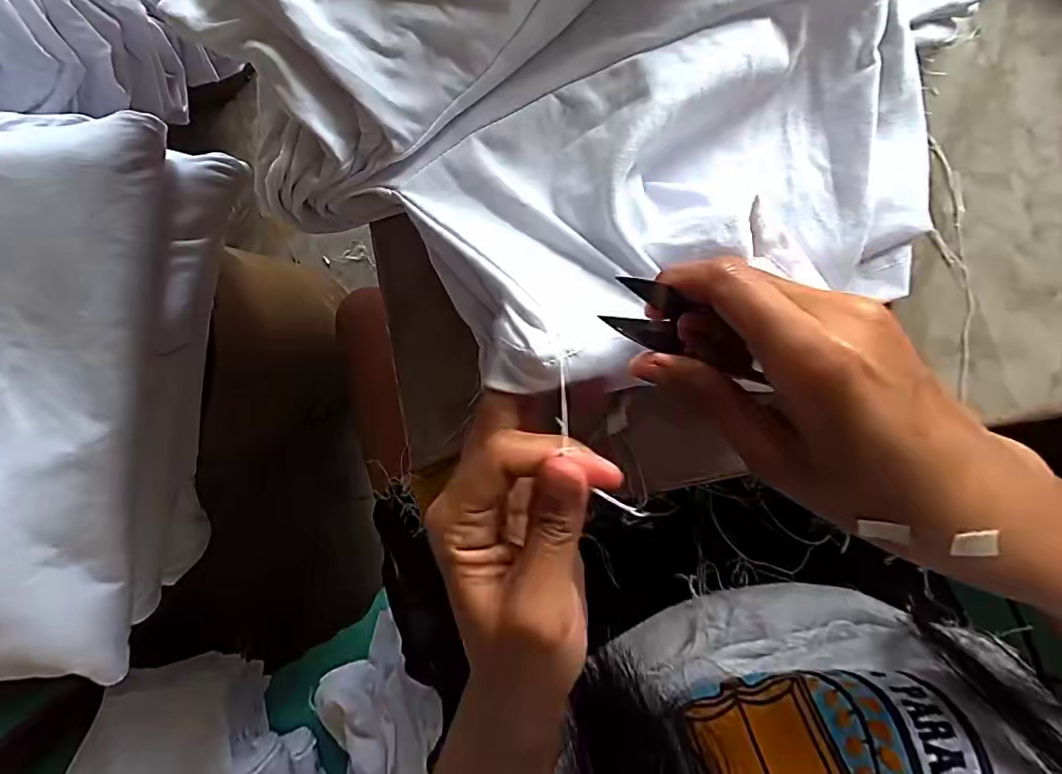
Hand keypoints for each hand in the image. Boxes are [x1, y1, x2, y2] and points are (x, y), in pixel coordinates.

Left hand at [424, 391, 624, 707]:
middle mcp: (470, 494)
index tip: (603, 474)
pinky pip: (545, 453)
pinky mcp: (526, 497)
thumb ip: (555, 528)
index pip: (498, 454)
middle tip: (587, 374)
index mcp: (457, 517)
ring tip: (594, 382)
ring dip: (557, 408)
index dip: (552, 452)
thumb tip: (571, 461)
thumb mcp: (540, 603)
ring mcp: (497, 492)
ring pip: (522, 430)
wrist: (527, 685)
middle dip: (539, 398)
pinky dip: (570, 432)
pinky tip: (593, 408)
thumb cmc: (525, 656)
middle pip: (499, 427)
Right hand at [630, 257, 1051, 551]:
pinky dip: (761, 316)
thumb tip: (649, 361)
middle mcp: (839, 312)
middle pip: (746, 275)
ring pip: (770, 283)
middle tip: (677, 349)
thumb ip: (711, 397)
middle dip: (699, 299)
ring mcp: (860, 306)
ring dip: (729, 309)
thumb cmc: (870, 495)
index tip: (651, 313)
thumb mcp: (778, 458)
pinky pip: (796, 297)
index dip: (681, 283)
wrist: (969, 492)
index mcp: (816, 355)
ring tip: (716, 361)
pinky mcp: (869, 311)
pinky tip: (759, 360)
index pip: (731, 282)